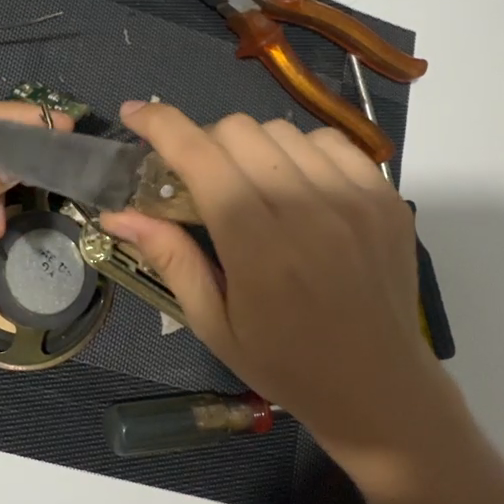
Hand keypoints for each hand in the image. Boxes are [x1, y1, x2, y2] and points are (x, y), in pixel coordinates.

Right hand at [100, 103, 458, 494]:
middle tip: (198, 177)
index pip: (199, 156)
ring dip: (251, 146)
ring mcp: (355, 199)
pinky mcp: (387, 198)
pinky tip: (296, 185)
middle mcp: (308, 209)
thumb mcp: (213, 323)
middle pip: (238, 130)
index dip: (160, 124)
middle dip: (203, 142)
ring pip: (282, 130)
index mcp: (258, 245)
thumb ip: (169, 258)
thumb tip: (117, 212)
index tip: (134, 114)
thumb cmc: (285, 363)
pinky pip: (331, 141)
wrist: (381, 389)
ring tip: (251, 184)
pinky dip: (300, 151)